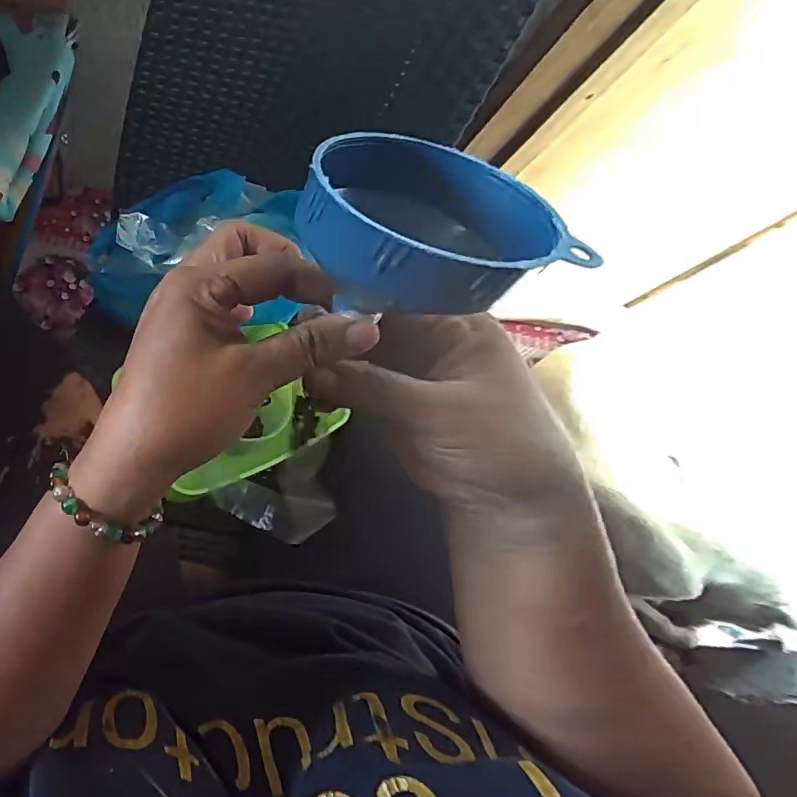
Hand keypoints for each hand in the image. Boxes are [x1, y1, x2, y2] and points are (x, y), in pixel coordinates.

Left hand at [72, 223, 378, 518]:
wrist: (132, 455)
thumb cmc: (189, 409)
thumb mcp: (253, 374)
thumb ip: (309, 344)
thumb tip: (368, 325)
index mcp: (195, 282)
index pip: (267, 260)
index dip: (312, 276)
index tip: (346, 304)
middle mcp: (181, 285)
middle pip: (238, 246)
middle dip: (281, 260)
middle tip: (314, 291)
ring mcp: (175, 309)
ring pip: (227, 275)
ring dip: (263, 285)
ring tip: (298, 310)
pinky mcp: (176, 334)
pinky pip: (217, 304)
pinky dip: (246, 308)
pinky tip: (265, 332)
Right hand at [302, 314, 587, 524]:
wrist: (510, 509)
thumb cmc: (492, 445)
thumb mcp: (431, 410)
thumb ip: (369, 384)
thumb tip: (308, 365)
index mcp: (459, 323)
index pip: (399, 293)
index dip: (354, 288)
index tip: (305, 288)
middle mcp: (433, 338)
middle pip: (374, 320)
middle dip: (333, 321)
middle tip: (286, 321)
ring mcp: (411, 370)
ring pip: (361, 351)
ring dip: (328, 352)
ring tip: (286, 348)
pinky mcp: (393, 400)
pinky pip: (356, 380)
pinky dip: (331, 380)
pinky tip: (301, 377)